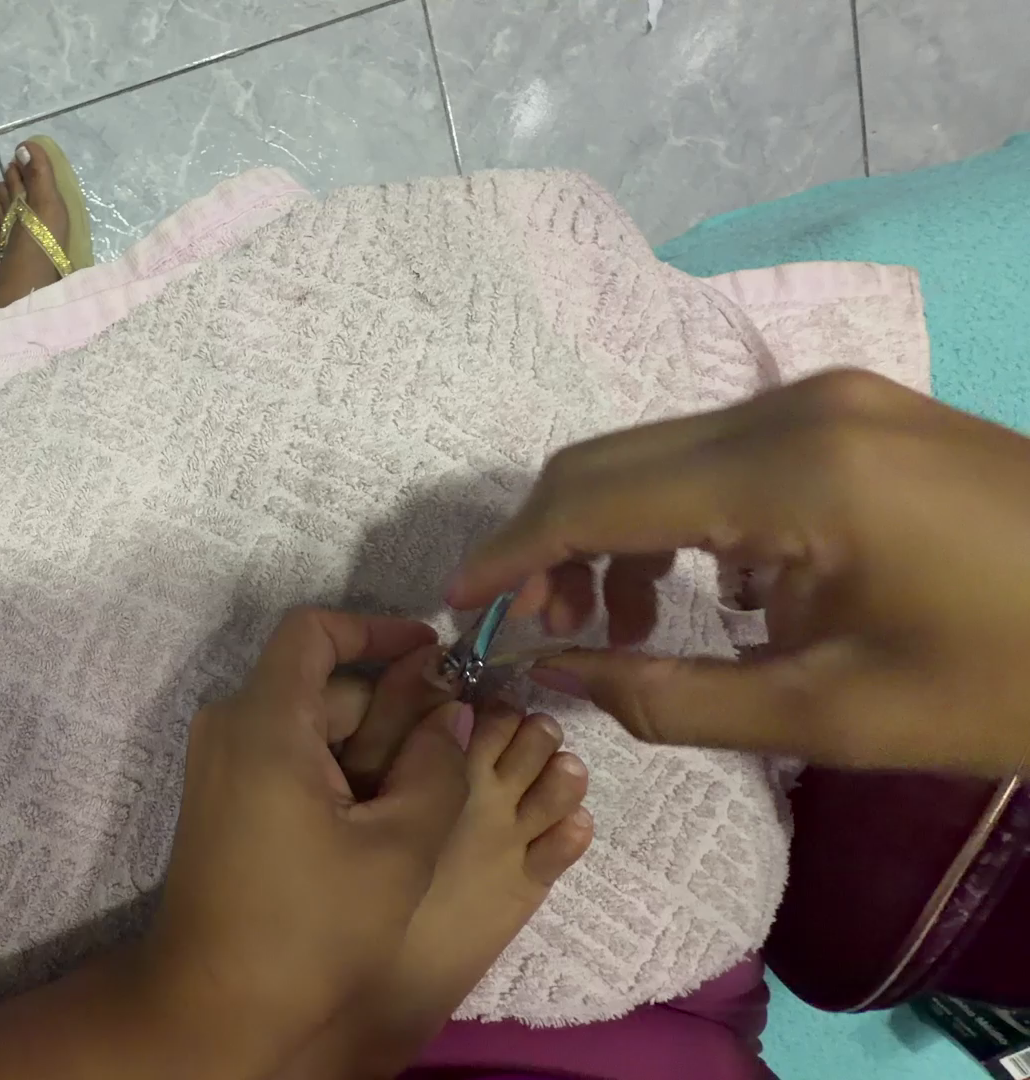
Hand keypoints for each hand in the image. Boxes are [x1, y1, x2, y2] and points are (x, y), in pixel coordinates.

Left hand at [143, 608, 467, 1067]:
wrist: (213, 996)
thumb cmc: (309, 925)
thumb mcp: (397, 848)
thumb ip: (436, 767)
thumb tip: (453, 711)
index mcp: (263, 719)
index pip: (311, 630)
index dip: (373, 627)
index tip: (432, 651)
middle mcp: (228, 721)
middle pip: (316, 683)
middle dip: (385, 706)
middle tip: (446, 752)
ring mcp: (216, 755)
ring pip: (303, 720)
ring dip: (363, 743)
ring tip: (415, 798)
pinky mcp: (217, 787)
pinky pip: (279, 749)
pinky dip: (330, 764)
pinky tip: (370, 817)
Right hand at [451, 369, 1029, 775]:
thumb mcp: (841, 715)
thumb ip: (667, 697)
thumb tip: (552, 672)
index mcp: (789, 472)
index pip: (588, 501)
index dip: (508, 555)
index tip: (460, 602)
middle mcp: (784, 409)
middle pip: (597, 464)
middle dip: (539, 545)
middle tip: (532, 624)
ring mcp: (813, 400)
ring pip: (637, 455)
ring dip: (591, 533)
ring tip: (601, 618)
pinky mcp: (832, 413)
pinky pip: (694, 456)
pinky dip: (652, 518)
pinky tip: (680, 583)